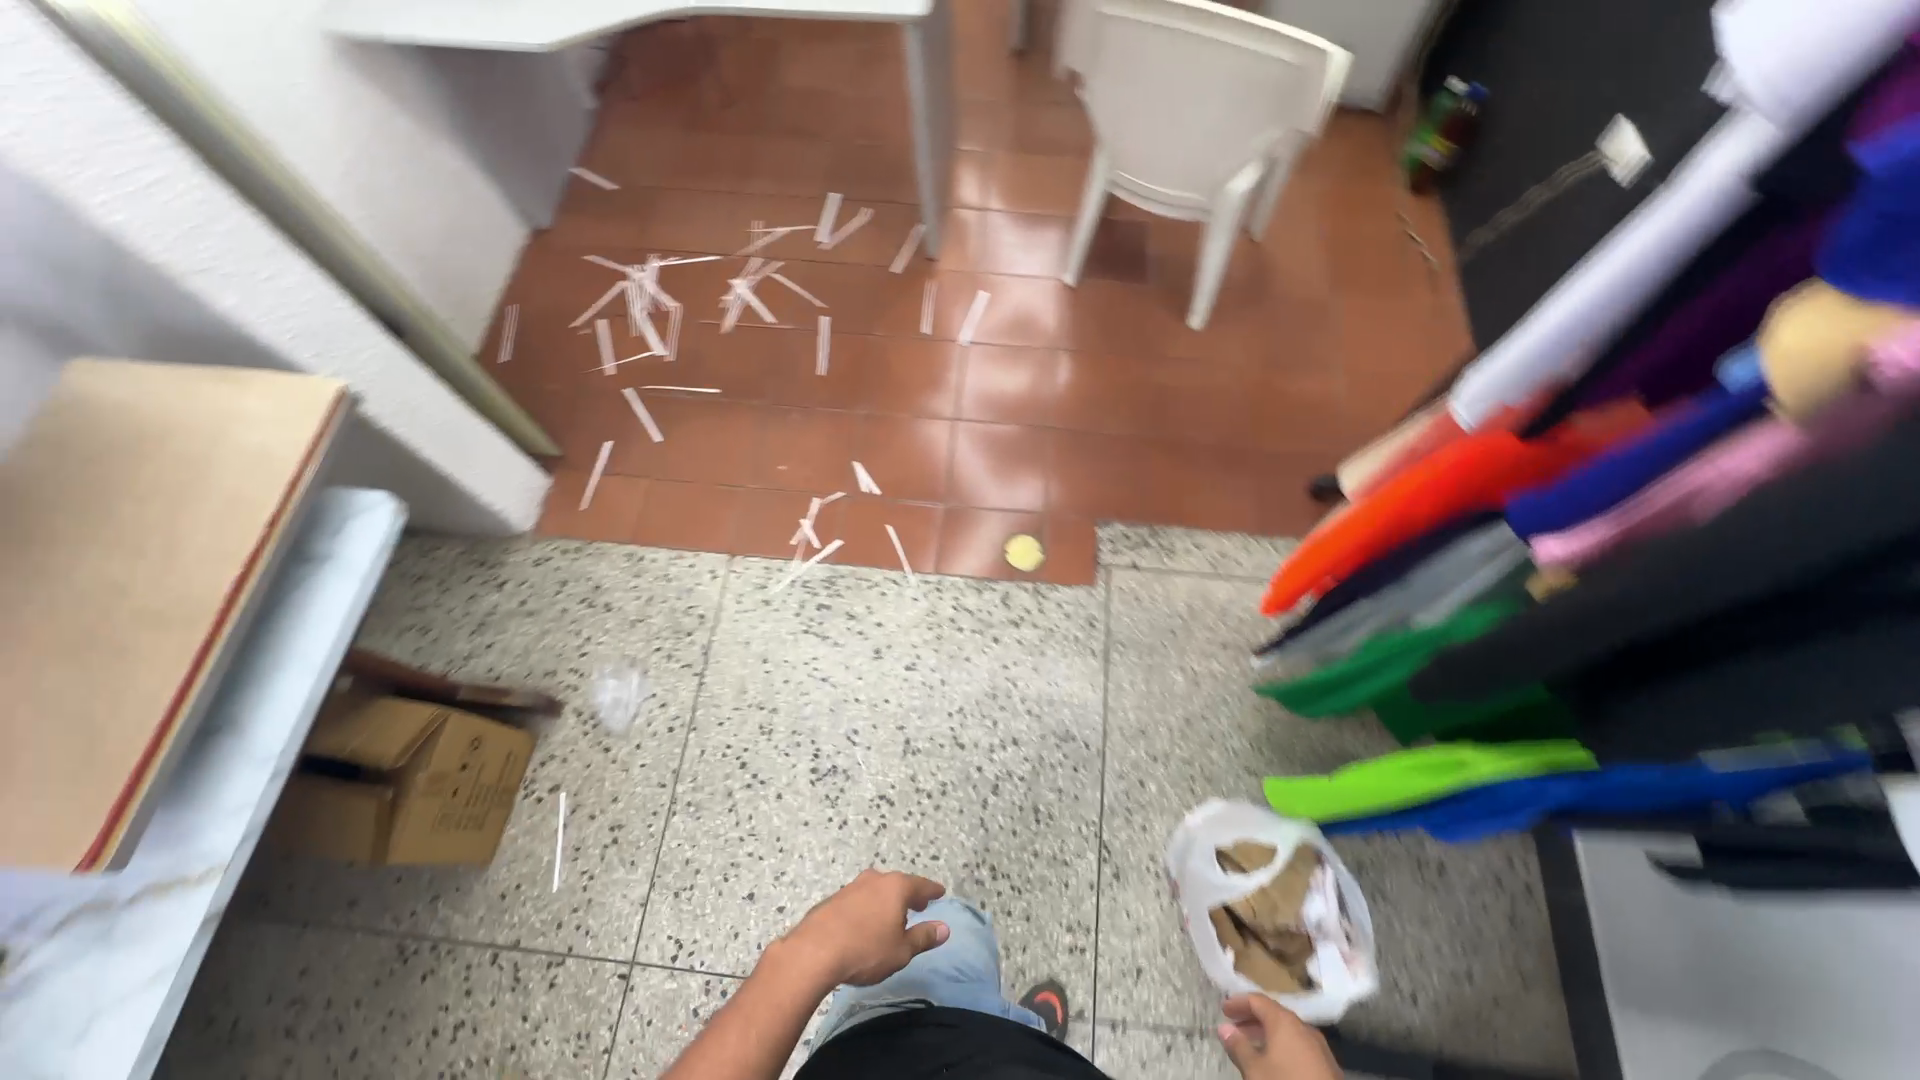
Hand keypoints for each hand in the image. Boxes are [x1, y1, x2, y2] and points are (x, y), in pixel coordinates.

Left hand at [779, 869, 951, 986]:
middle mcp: (874, 880)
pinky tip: (864, 923)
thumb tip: (944, 928)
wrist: (813, 952)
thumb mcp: (902, 950)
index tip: (940, 892)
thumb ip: (924, 937)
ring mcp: (851, 888)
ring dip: (885, 901)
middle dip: (908, 894)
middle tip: (918, 905)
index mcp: (895, 887)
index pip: (921, 885)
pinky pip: (858, 900)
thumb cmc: (866, 950)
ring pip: (875, 890)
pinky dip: (867, 907)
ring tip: (891, 916)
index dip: (932, 891)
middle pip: (897, 884)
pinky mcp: (832, 900)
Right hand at [1217, 994, 1341, 1079]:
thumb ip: (1238, 1046)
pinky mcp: (1327, 1064)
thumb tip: (1224, 1028)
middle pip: (1273, 1014)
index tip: (1223, 1010)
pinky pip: (1299, 1045)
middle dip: (1251, 1018)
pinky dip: (1282, 1046)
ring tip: (1250, 1046)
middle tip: (1233, 1027)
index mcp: (1284, 1021)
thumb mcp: (1254, 1069)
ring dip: (1266, 1034)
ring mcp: (1319, 1046)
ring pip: (1287, 1031)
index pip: (1257, 1000)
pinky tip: (1274, 1062)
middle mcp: (1303, 1027)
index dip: (1238, 1002)